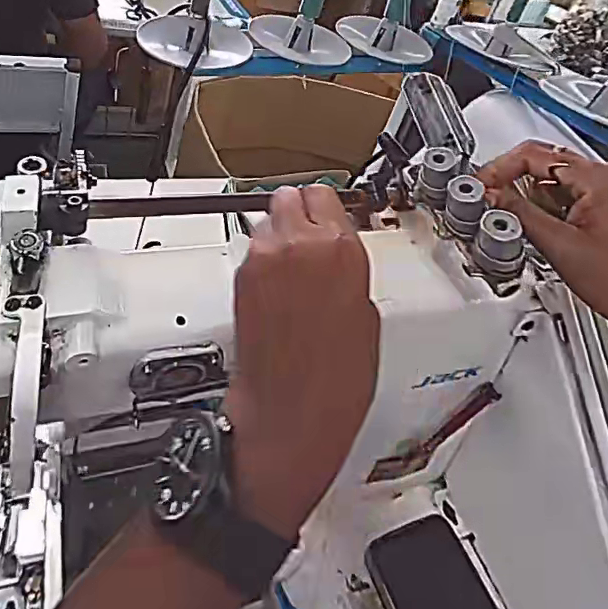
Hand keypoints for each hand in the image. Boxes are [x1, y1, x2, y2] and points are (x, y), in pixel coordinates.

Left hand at [225, 185, 378, 539]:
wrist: (290, 415)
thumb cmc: (335, 380)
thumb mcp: (367, 312)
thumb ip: (349, 267)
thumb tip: (338, 253)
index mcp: (339, 248)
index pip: (325, 193)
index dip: (328, 208)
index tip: (330, 216)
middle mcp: (296, 245)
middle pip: (290, 195)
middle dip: (301, 212)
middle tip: (312, 237)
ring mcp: (263, 260)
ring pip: (269, 221)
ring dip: (281, 236)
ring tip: (296, 272)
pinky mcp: (240, 279)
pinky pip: (255, 252)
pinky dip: (266, 261)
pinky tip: (281, 292)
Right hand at [475, 141, 607, 394]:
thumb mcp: (561, 248)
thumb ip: (520, 214)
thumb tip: (491, 194)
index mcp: (602, 179)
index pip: (536, 155)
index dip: (501, 168)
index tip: (482, 183)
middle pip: (547, 162)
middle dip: (514, 179)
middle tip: (489, 198)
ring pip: (557, 180)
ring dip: (532, 195)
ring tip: (515, 219)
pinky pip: (572, 196)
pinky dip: (551, 207)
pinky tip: (542, 229)